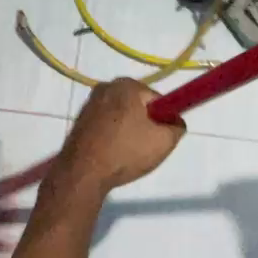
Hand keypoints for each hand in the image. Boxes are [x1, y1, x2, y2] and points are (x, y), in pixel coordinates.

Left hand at [52, 79, 183, 194]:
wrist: (83, 173)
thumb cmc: (126, 152)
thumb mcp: (164, 141)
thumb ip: (177, 126)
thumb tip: (175, 122)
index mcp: (127, 85)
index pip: (158, 99)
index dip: (164, 119)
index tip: (161, 138)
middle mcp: (106, 86)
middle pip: (139, 106)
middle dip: (146, 125)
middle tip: (146, 148)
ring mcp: (89, 103)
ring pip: (122, 117)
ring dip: (129, 132)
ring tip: (128, 154)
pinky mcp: (80, 121)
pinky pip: (106, 126)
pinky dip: (113, 137)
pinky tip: (113, 154)